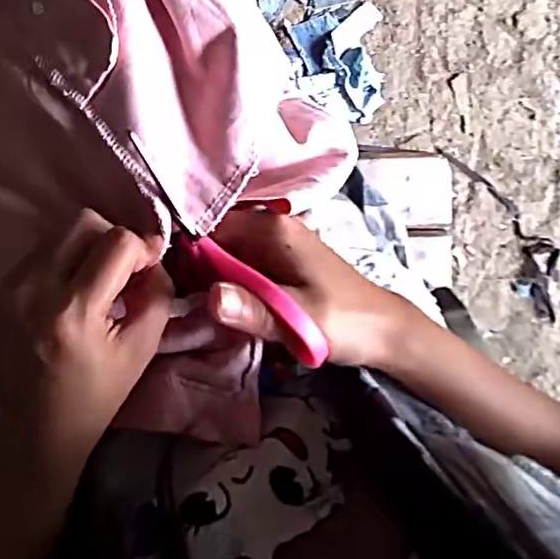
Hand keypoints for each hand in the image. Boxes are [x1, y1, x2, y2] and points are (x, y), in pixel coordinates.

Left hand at [0, 210, 172, 483]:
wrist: (36, 431)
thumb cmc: (96, 396)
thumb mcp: (142, 349)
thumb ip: (157, 293)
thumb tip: (153, 255)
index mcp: (74, 311)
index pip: (118, 242)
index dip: (143, 247)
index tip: (150, 268)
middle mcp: (37, 288)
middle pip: (85, 221)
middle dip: (114, 238)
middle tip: (126, 270)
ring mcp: (14, 285)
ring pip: (64, 231)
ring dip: (91, 246)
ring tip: (100, 280)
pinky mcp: (3, 286)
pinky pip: (46, 248)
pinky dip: (68, 258)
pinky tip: (76, 288)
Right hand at [202, 208, 433, 369]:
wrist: (388, 332)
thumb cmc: (346, 321)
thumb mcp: (298, 319)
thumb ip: (254, 310)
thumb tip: (210, 297)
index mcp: (272, 228)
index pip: (210, 227)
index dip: (187, 253)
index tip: (171, 282)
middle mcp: (272, 226)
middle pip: (216, 238)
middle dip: (197, 267)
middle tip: (184, 301)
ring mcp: (277, 242)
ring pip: (227, 252)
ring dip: (213, 277)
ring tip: (199, 305)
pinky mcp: (281, 260)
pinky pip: (243, 263)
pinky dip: (231, 281)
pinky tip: (226, 304)